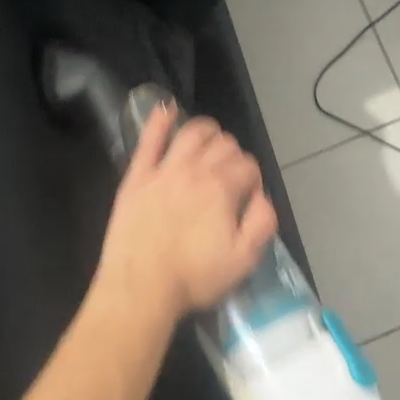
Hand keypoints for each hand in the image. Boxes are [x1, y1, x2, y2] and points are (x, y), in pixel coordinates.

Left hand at [93, 104, 277, 321]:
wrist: (140, 288)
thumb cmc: (195, 277)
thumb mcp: (244, 258)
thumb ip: (262, 222)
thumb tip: (262, 197)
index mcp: (223, 188)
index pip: (249, 165)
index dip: (254, 178)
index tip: (249, 197)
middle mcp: (194, 170)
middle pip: (223, 145)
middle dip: (234, 154)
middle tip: (232, 176)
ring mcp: (162, 170)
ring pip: (191, 134)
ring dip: (207, 132)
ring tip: (211, 141)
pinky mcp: (136, 178)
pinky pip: (149, 140)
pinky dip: (160, 121)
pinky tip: (166, 110)